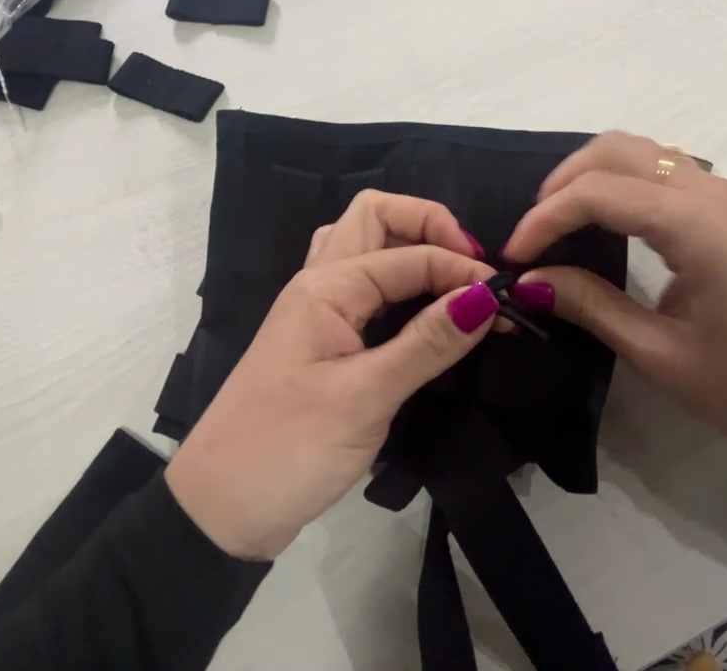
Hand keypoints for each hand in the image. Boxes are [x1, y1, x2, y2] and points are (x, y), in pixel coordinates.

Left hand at [164, 192, 505, 559]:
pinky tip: (422, 307)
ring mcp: (316, 311)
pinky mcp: (320, 340)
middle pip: (374, 217)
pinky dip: (397, 279)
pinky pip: (361, 284)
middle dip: (429, 225)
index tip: (506, 301)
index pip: (408, 255)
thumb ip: (427, 344)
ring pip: (364, 246)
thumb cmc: (288, 450)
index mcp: (325, 288)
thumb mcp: (364, 398)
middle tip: (473, 268)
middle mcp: (318, 284)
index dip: (460, 269)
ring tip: (454, 280)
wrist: (220, 509)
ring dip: (409, 246)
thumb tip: (485, 297)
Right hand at [503, 133, 726, 489]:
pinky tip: (603, 223)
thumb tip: (527, 282)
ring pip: (641, 151)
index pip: (600, 193)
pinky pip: (664, 171)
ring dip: (591, 177)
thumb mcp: (661, 356)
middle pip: (617, 150)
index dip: (546, 219)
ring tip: (559, 227)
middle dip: (562, 184)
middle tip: (532, 237)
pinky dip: (621, 183)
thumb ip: (590, 307)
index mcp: (700, 228)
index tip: (514, 259)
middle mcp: (715, 194)